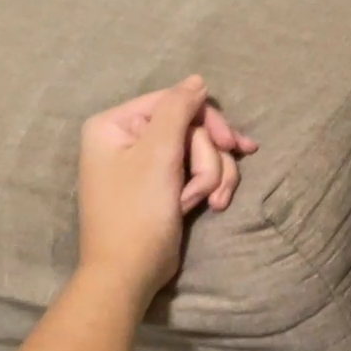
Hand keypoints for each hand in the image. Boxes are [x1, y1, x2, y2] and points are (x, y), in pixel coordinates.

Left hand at [75, 76, 258, 307]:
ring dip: (213, 178)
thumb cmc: (137, 211)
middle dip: (210, 161)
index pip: (176, 103)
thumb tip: (197, 80)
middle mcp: (130, 138)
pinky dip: (211, 187)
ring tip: (208, 202)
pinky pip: (200, 172)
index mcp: (116, 124)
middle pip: (194, 130)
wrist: (131, 270)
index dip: (209, 123)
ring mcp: (149, 163)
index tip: (235, 146)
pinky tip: (213, 205)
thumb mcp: (158, 155)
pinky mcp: (166, 185)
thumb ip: (177, 110)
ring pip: (203, 153)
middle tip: (212, 188)